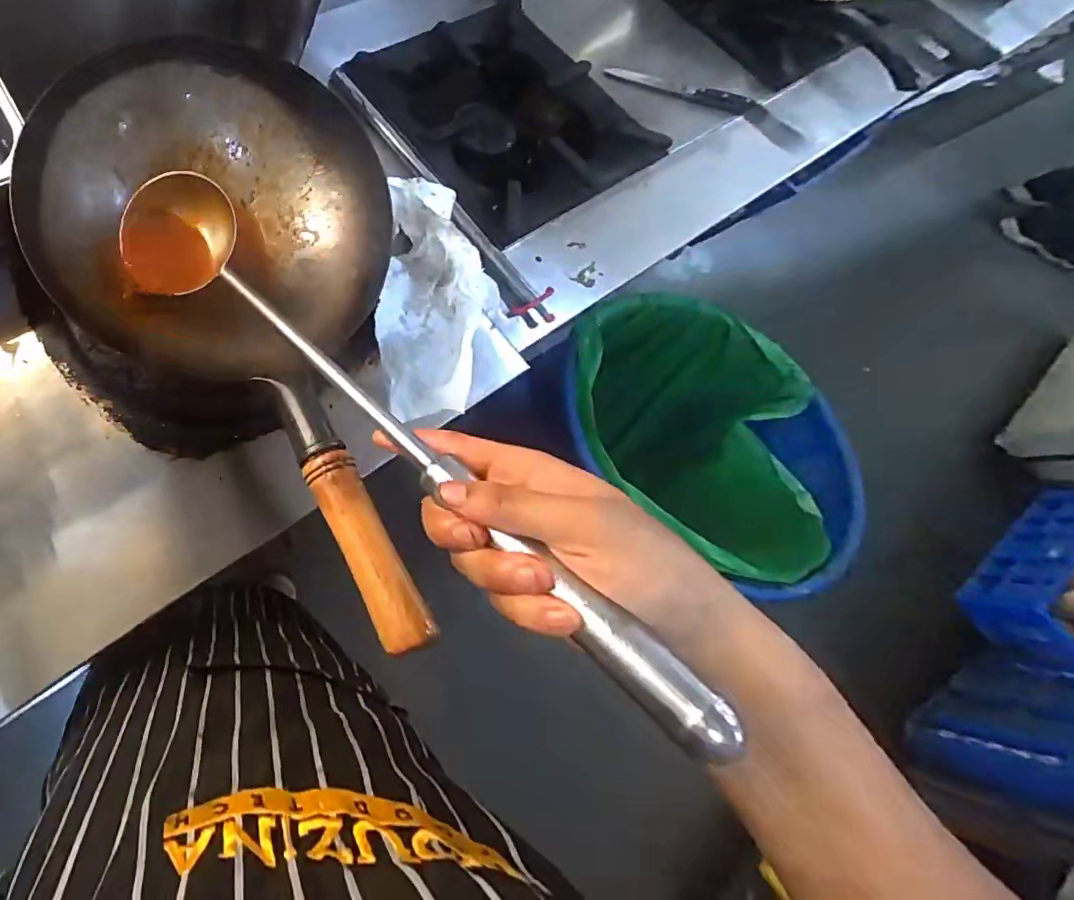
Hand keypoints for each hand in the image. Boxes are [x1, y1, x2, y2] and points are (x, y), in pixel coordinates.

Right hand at [386, 429, 738, 642]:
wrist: (692, 634)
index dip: (423, 446)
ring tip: (550, 588)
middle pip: (446, 511)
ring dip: (503, 577)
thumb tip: (443, 490)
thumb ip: (510, 504)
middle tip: (477, 542)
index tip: (380, 439)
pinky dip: (526, 611)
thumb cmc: (647, 558)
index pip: (463, 452)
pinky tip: (561, 618)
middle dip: (456, 531)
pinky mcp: (524, 596)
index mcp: (527, 476)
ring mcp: (515, 555)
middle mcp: (512, 511)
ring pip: (467, 559)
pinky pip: (497, 600)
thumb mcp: (584, 520)